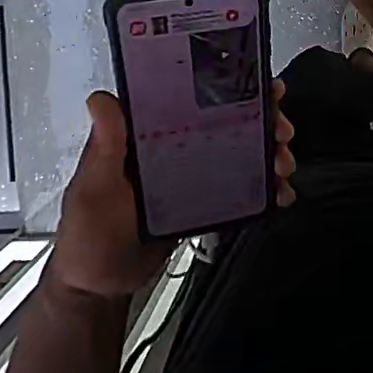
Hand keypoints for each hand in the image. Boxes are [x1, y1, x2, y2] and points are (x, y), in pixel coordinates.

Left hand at [49, 83, 296, 299]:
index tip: (260, 86)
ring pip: (238, 148)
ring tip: (283, 164)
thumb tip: (100, 99)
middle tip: (281, 131)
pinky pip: (239, 185)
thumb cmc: (89, 234)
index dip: (228, 85)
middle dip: (261, 118)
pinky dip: (263, 186)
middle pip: (225, 118)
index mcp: (145, 131)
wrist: (100, 288)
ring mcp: (188, 170)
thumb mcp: (94, 187)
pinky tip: (279, 193)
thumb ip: (104, 146)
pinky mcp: (202, 198)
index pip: (191, 95)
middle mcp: (171, 143)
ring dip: (267, 150)